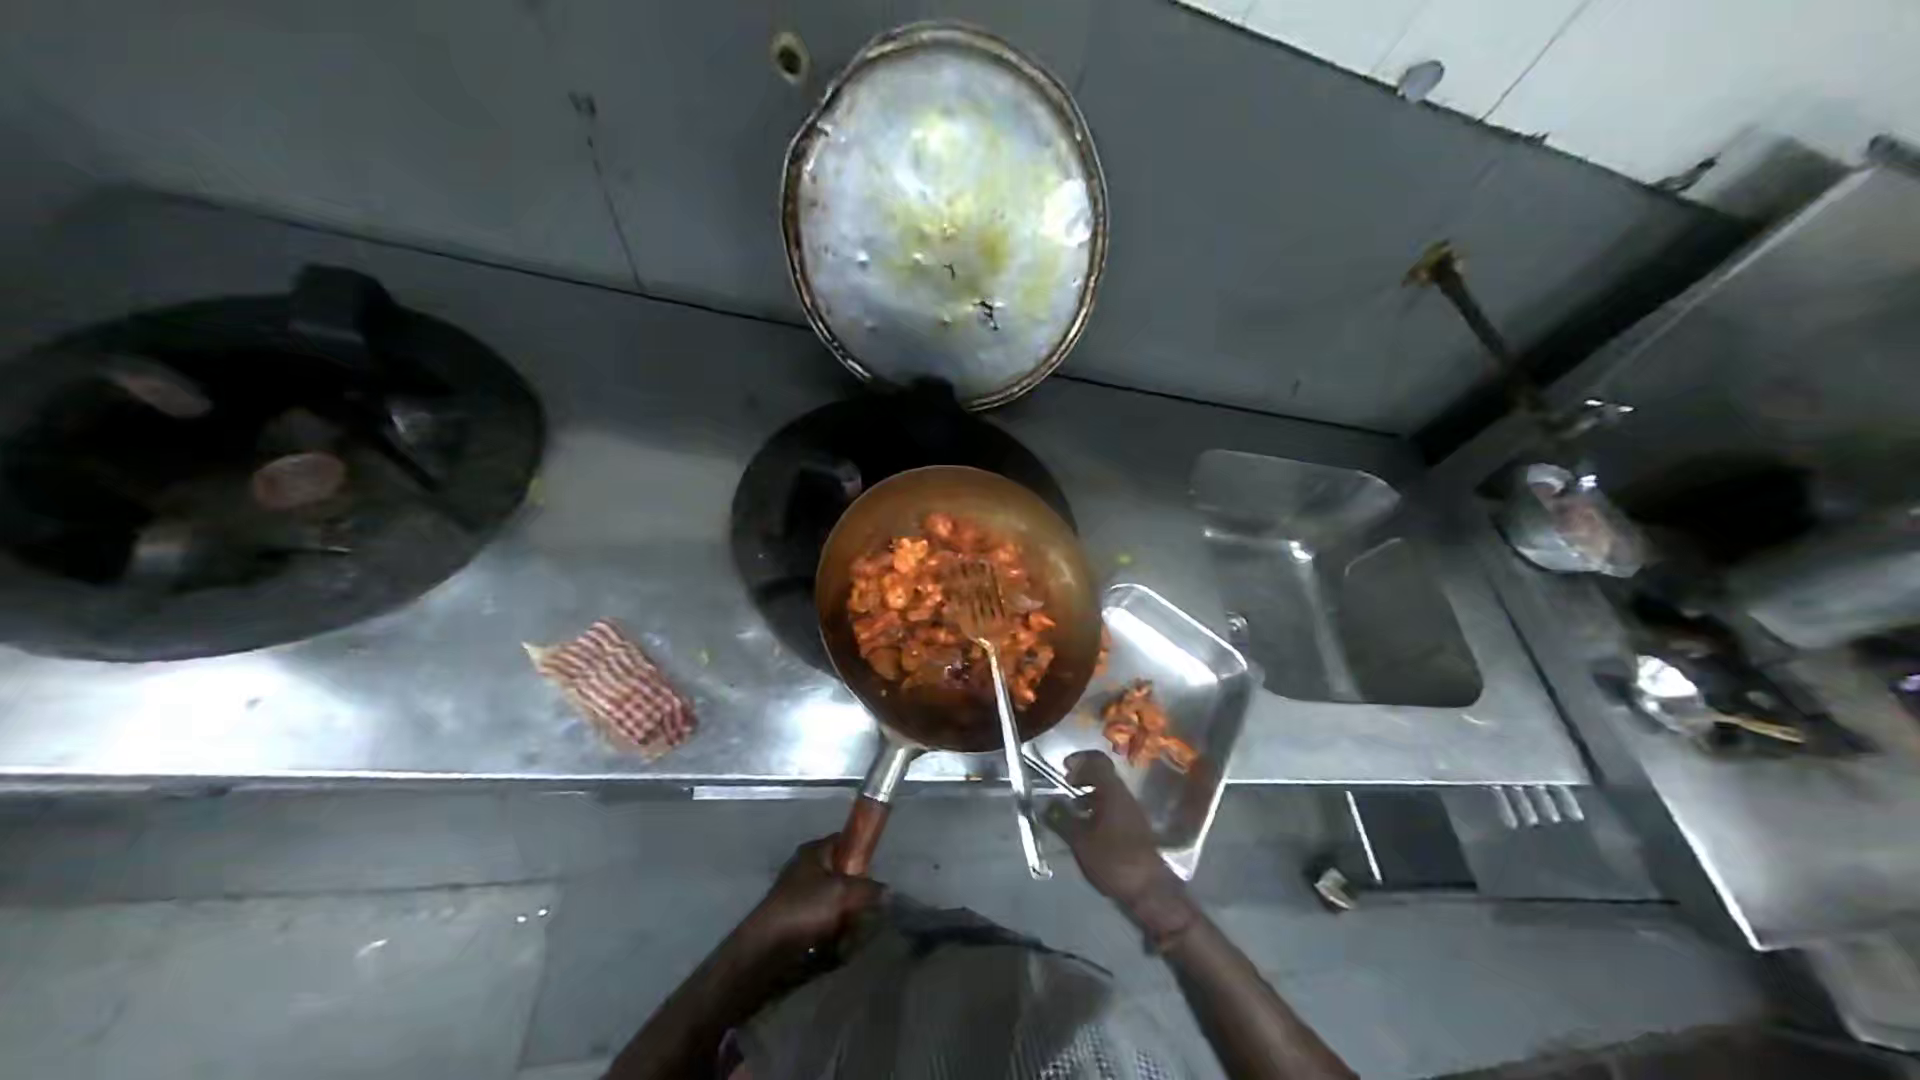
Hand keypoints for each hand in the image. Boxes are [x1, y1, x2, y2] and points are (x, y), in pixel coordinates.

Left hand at [740, 835, 884, 952]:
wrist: (765, 951)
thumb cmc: (804, 909)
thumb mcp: (843, 892)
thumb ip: (870, 889)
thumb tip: (888, 892)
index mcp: (814, 852)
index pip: (845, 840)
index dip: (862, 850)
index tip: (876, 870)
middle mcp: (806, 870)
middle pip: (844, 875)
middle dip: (857, 894)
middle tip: (865, 908)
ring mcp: (800, 897)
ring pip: (837, 903)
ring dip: (847, 918)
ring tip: (850, 932)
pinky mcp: (796, 923)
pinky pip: (826, 924)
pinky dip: (834, 934)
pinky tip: (837, 946)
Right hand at [1045, 751, 1197, 938]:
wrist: (1150, 890)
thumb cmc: (1114, 860)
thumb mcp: (1081, 841)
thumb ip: (1062, 819)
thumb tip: (1046, 803)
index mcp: (1113, 792)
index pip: (1098, 761)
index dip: (1080, 759)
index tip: (1064, 768)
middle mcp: (1125, 796)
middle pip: (1103, 775)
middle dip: (1082, 777)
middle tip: (1065, 786)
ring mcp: (1132, 812)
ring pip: (1108, 792)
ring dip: (1089, 794)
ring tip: (1071, 808)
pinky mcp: (1134, 827)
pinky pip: (1113, 806)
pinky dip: (1097, 808)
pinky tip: (1086, 826)